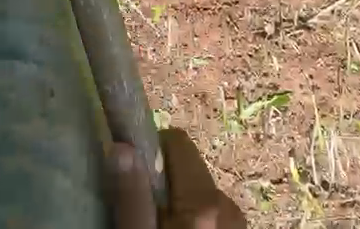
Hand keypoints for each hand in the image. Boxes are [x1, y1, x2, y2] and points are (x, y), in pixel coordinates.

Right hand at [110, 128, 246, 228]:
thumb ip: (132, 195)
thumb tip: (121, 146)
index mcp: (204, 199)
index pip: (177, 140)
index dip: (151, 151)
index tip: (136, 178)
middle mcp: (228, 202)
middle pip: (187, 166)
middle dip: (164, 181)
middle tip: (148, 211)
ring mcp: (238, 221)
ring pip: (198, 191)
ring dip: (179, 202)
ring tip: (163, 227)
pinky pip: (212, 212)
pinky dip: (196, 219)